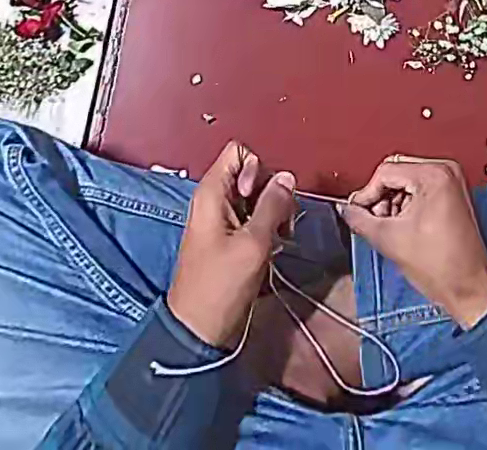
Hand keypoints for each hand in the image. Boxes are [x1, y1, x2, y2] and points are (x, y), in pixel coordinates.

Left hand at [166, 141, 296, 347]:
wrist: (199, 334)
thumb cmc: (220, 286)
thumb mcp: (252, 243)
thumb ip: (272, 205)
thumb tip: (287, 177)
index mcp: (211, 193)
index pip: (238, 152)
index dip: (256, 168)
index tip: (257, 198)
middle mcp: (215, 200)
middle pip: (252, 172)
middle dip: (271, 190)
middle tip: (278, 219)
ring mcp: (222, 218)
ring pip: (257, 194)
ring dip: (274, 210)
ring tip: (280, 234)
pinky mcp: (230, 236)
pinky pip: (254, 214)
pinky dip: (268, 224)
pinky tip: (275, 242)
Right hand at [342, 156, 486, 327]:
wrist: (470, 289)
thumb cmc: (442, 267)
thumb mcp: (389, 239)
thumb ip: (361, 219)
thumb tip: (347, 209)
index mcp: (433, 175)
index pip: (386, 171)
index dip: (367, 193)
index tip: (358, 211)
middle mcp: (446, 170)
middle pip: (397, 171)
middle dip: (381, 197)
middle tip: (373, 220)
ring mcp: (452, 180)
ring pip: (407, 179)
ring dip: (393, 201)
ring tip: (390, 226)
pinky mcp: (453, 192)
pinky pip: (420, 187)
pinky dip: (407, 203)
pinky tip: (404, 224)